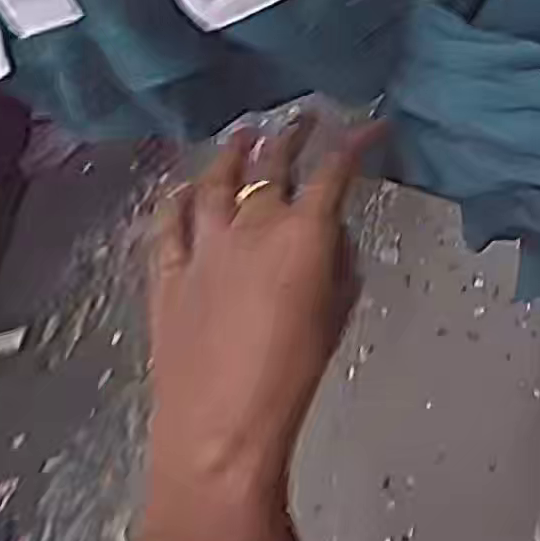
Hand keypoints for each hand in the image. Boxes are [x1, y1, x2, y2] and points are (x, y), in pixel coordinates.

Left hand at [146, 117, 385, 502]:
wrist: (223, 423)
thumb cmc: (297, 363)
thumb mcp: (341, 300)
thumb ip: (339, 254)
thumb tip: (329, 233)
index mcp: (304, 230)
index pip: (336, 168)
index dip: (358, 140)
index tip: (372, 126)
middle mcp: (254, 225)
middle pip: (273, 163)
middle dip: (293, 133)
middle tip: (305, 117)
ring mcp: (204, 246)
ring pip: (216, 182)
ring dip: (232, 153)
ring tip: (243, 134)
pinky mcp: (167, 274)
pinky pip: (168, 225)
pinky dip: (177, 200)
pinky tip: (183, 188)